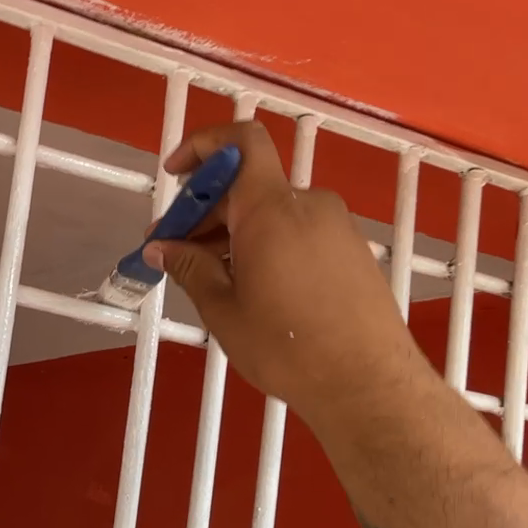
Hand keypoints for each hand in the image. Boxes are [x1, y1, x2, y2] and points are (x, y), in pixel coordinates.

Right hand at [142, 121, 437, 434]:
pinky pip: (294, 230)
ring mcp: (335, 227)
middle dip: (203, 211)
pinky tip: (247, 286)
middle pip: (247, 186)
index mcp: (272, 211)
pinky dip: (261, 244)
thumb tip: (160, 247)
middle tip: (171, 250)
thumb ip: (189, 267)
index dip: (203, 145)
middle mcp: (308, 205)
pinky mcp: (349, 250)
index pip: (241, 143)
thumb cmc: (284, 346)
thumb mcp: (222, 308)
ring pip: (270, 212)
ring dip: (231, 232)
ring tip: (206, 277)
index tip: (175, 174)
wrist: (367, 383)